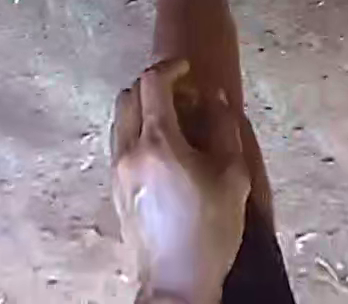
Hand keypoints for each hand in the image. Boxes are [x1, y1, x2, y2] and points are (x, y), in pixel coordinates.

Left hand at [112, 59, 250, 303]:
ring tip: (171, 116)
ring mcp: (118, 171)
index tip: (187, 69)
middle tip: (180, 90)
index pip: (152, 82)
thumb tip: (214, 95)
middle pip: (129, 93)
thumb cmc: (209, 229)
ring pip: (120, 116)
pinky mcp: (115, 189)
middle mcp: (130, 151)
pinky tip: (161, 144)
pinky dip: (136, 127)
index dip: (170, 66)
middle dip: (154, 83)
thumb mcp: (232, 174)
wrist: (177, 287)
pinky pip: (119, 140)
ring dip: (142, 105)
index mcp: (159, 142)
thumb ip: (224, 126)